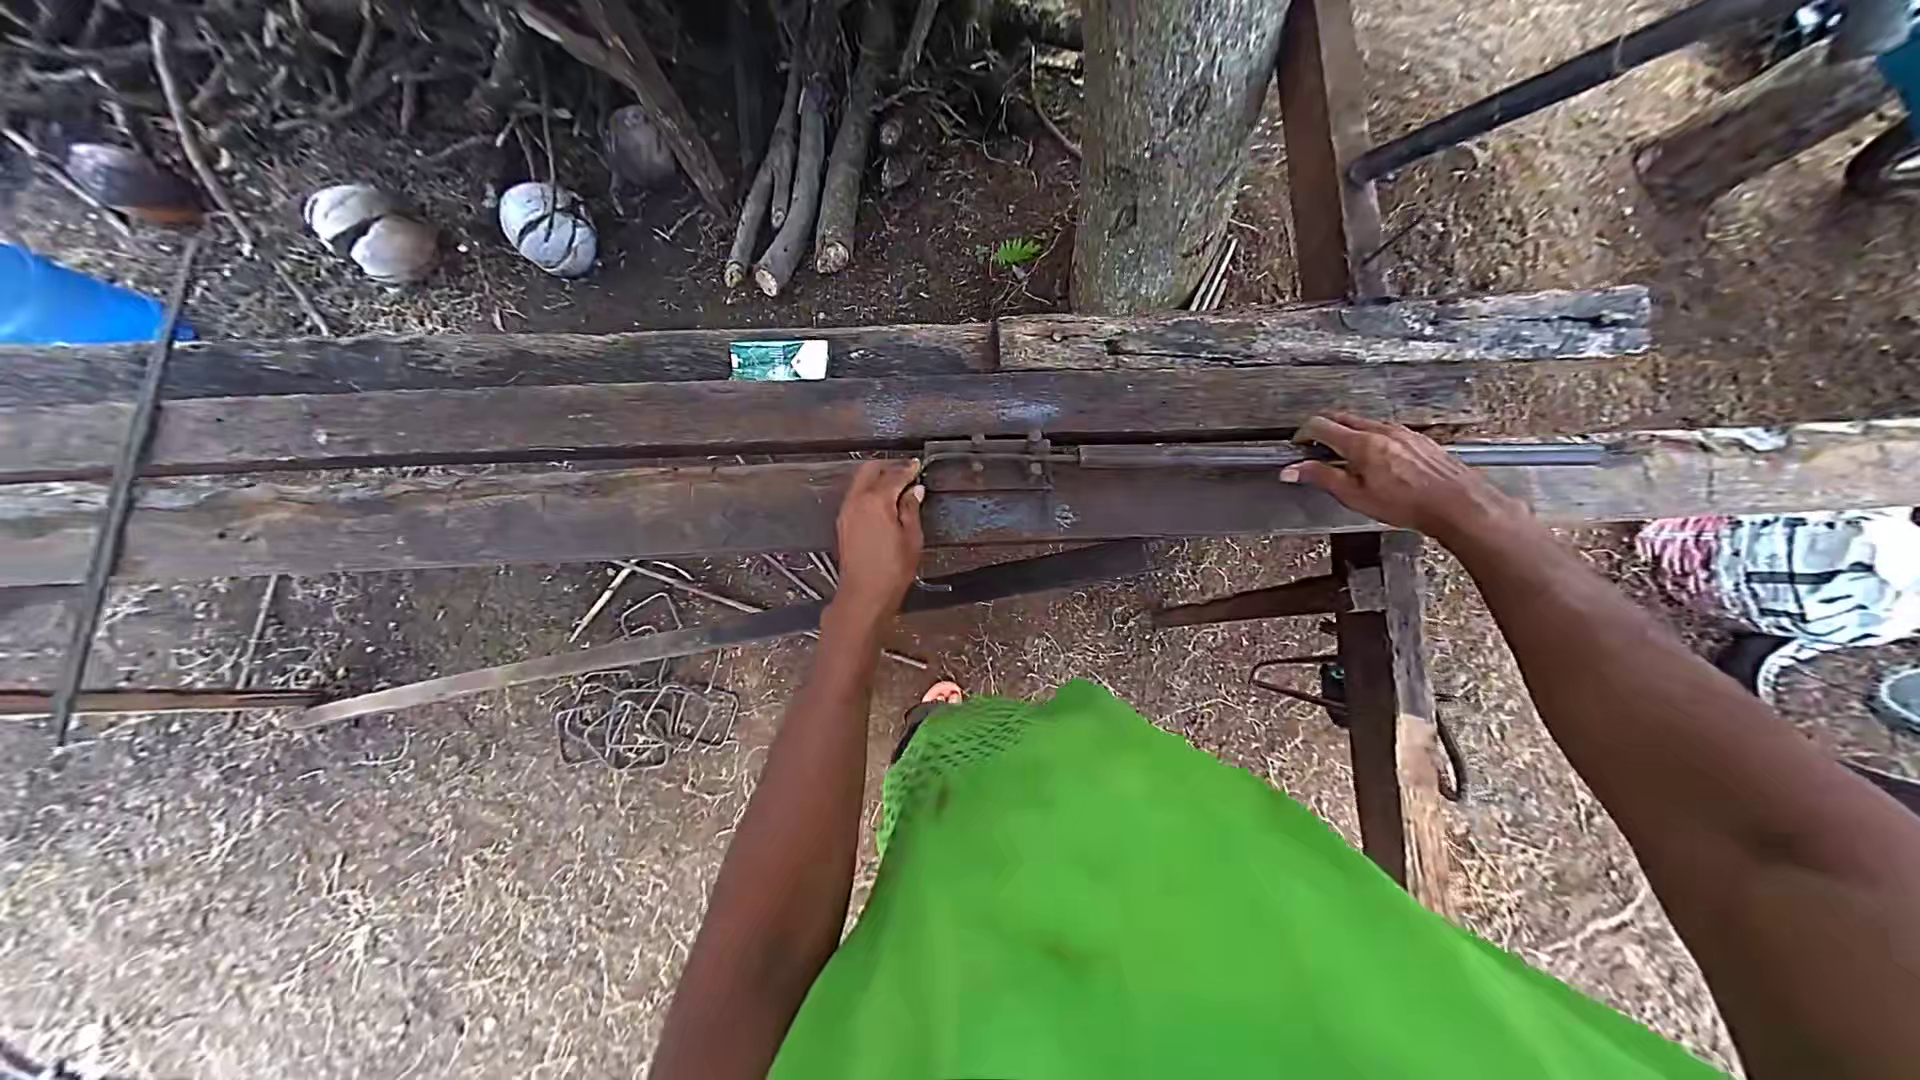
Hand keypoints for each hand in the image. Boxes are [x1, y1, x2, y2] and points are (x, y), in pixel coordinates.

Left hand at [829, 459, 925, 624]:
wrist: (864, 594)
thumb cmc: (892, 570)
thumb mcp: (912, 538)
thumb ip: (911, 509)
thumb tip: (914, 491)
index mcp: (876, 500)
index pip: (894, 475)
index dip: (908, 469)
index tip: (917, 466)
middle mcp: (857, 501)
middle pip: (870, 470)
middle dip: (888, 467)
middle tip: (906, 472)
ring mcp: (846, 511)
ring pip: (859, 482)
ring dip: (877, 479)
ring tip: (896, 487)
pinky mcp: (843, 523)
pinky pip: (855, 496)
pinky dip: (868, 492)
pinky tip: (883, 502)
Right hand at [1280, 413, 1531, 544]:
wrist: (1458, 504)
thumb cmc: (1408, 504)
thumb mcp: (1354, 495)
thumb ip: (1320, 477)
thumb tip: (1292, 469)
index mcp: (1361, 443)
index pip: (1320, 425)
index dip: (1302, 434)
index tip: (1298, 446)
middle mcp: (1381, 431)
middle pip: (1341, 417)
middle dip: (1322, 429)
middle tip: (1314, 448)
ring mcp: (1402, 432)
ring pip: (1363, 423)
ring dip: (1346, 434)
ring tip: (1343, 458)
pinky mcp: (1417, 439)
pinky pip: (1384, 430)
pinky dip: (1369, 438)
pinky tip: (1373, 460)